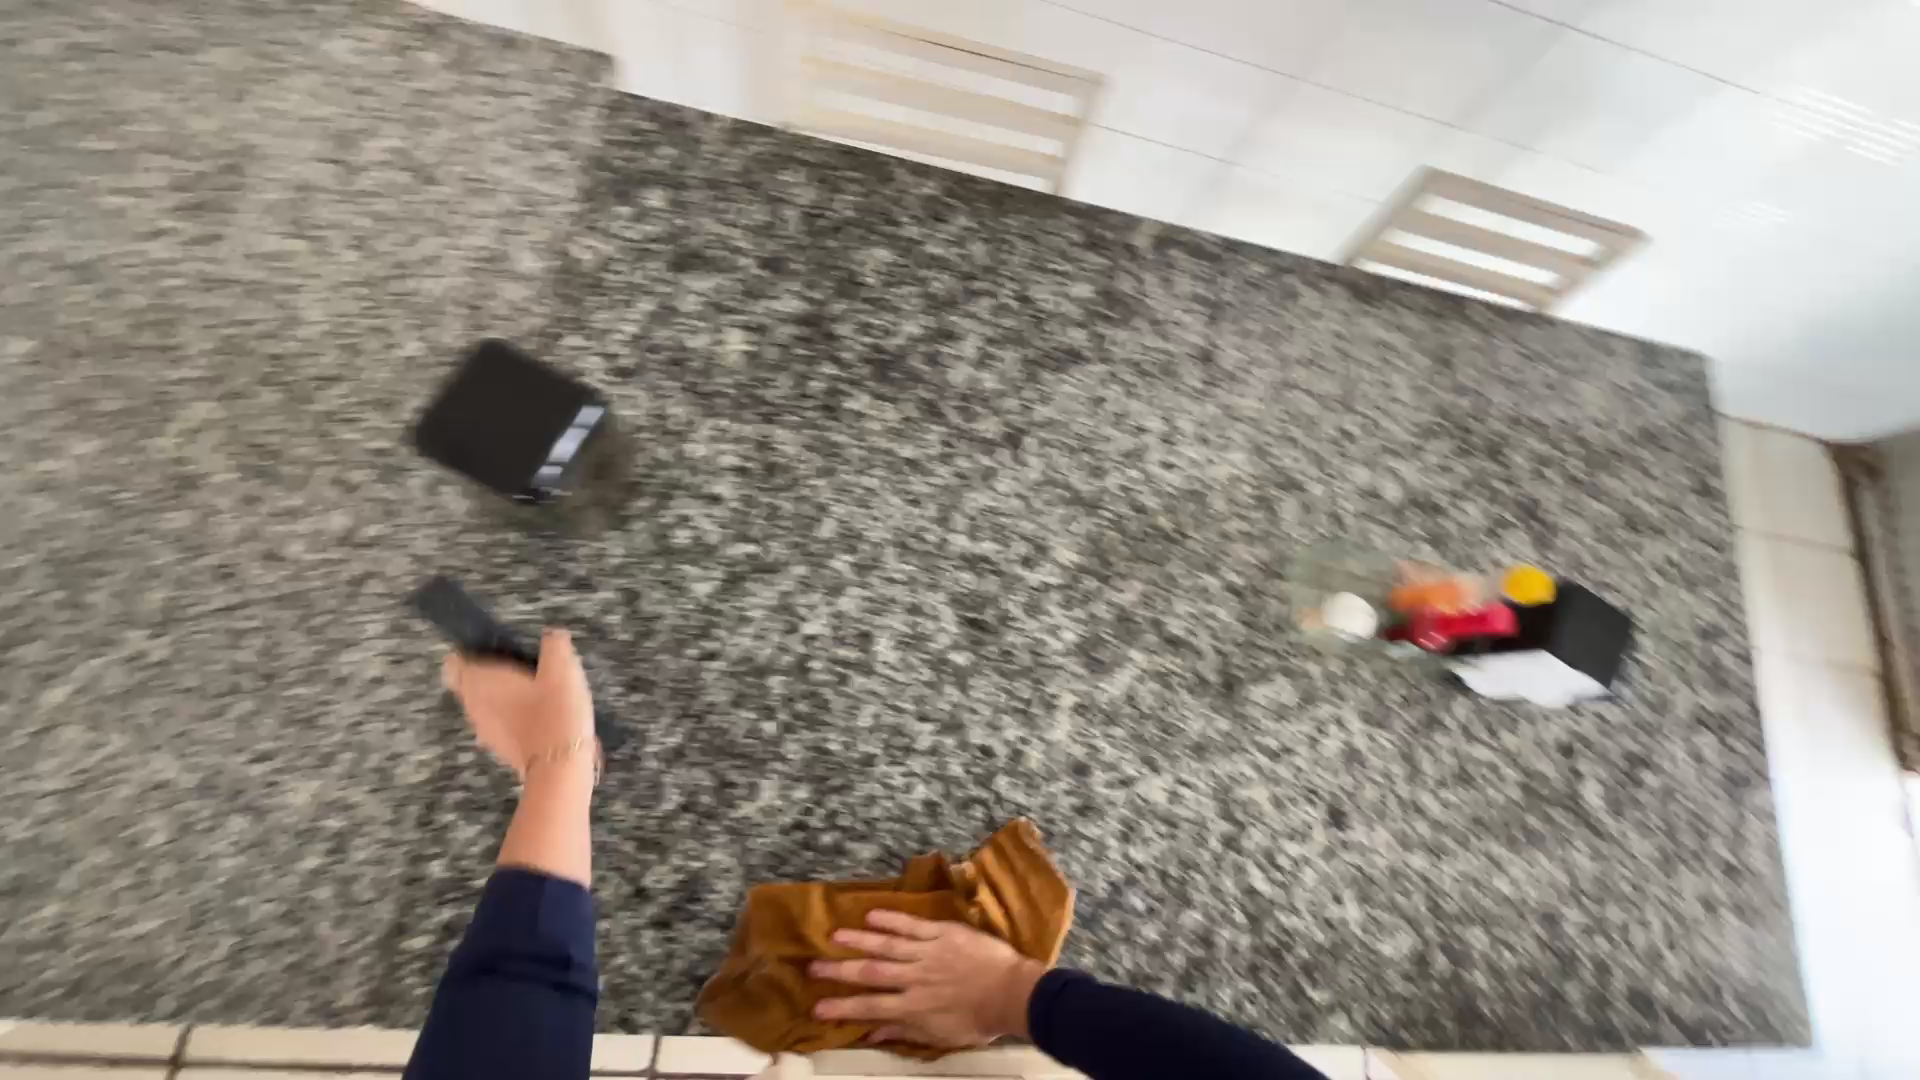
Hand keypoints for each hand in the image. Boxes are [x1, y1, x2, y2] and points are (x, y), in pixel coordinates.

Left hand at [441, 630, 594, 777]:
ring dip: (505, 696)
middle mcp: (474, 706)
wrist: (559, 765)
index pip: (454, 663)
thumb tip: (553, 635)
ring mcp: (485, 730)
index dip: (470, 654)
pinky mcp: (500, 747)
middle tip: (524, 668)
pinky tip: (543, 715)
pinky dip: (515, 716)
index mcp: (480, 682)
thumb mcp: (562, 668)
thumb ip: (554, 645)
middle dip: (492, 674)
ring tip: (539, 691)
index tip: (495, 652)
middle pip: (471, 684)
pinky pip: (500, 723)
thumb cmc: (555, 712)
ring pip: (486, 704)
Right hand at [810, 910, 1047, 1048]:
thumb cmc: (977, 1019)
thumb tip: (873, 1032)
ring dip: (859, 940)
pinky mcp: (941, 932)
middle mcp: (914, 978)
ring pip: (887, 944)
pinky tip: (872, 915)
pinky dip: (890, 920)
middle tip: (813, 965)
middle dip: (840, 970)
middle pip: (871, 972)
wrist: (1010, 992)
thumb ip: (904, 1030)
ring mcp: (927, 952)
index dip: (843, 1006)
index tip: (817, 1005)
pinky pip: (911, 925)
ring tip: (835, 935)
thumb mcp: (939, 1035)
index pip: (870, 1007)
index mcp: (913, 1007)